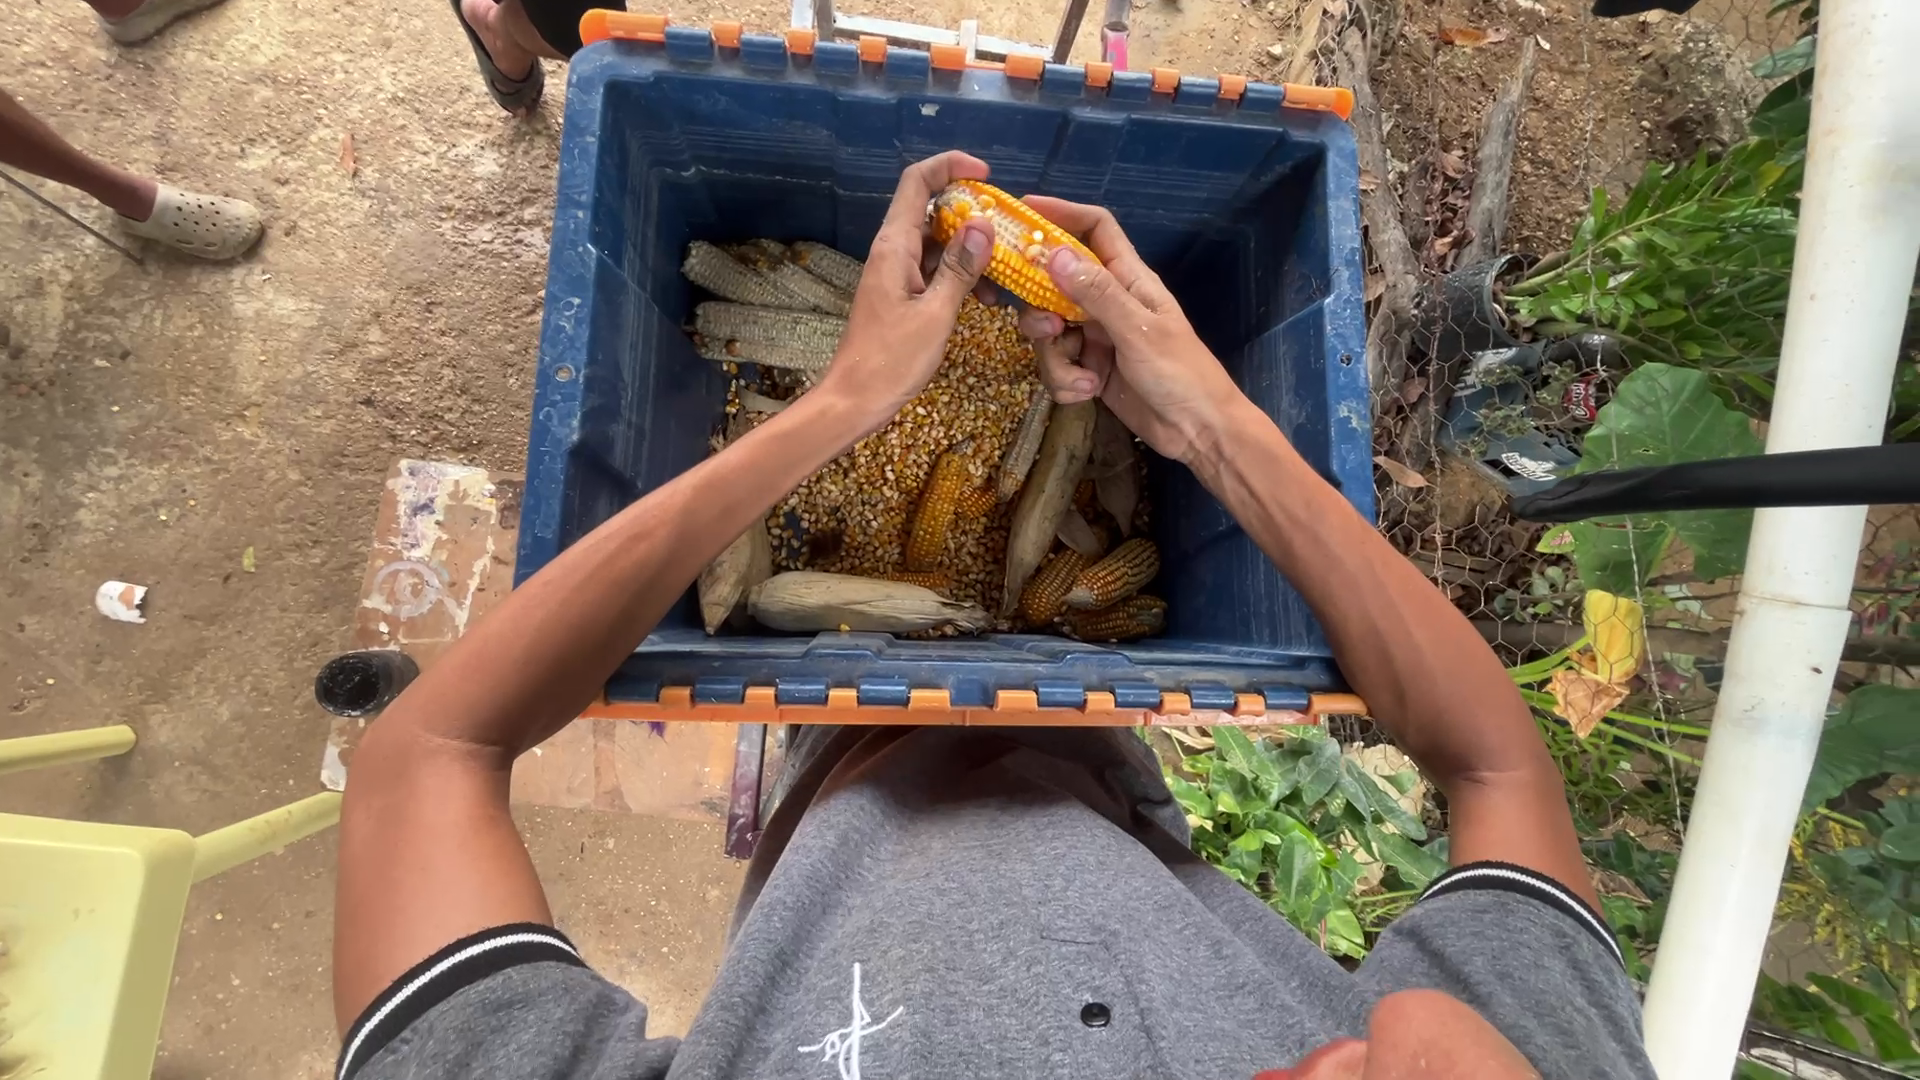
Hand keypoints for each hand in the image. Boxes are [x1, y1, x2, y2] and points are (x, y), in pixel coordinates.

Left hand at [815, 151, 995, 432]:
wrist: (855, 400)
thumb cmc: (892, 361)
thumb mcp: (935, 315)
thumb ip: (960, 269)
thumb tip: (983, 224)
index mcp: (895, 247)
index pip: (917, 182)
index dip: (950, 166)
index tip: (987, 176)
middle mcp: (892, 252)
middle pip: (932, 210)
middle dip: (971, 215)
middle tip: (1007, 235)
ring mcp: (896, 275)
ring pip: (937, 244)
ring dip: (969, 252)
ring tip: (1002, 276)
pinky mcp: (901, 296)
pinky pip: (933, 272)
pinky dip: (959, 277)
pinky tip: (984, 298)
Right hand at [1014, 197, 1249, 462]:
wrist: (1197, 431)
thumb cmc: (1180, 373)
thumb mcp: (1137, 331)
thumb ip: (1096, 294)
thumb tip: (1053, 254)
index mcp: (1128, 280)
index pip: (1094, 229)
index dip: (1061, 214)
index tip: (1023, 212)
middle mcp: (1107, 303)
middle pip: (1054, 287)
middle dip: (1040, 311)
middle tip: (1047, 332)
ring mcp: (1095, 338)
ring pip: (1049, 334)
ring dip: (1056, 361)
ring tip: (1083, 381)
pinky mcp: (1089, 371)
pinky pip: (1057, 368)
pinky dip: (1065, 383)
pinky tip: (1087, 395)